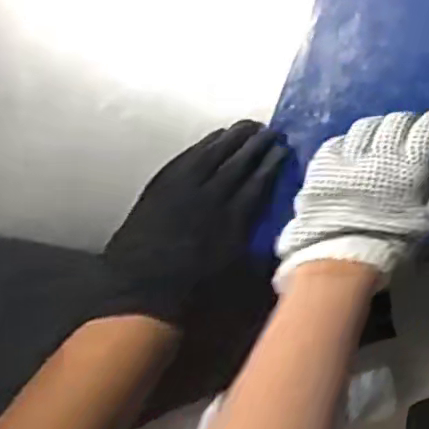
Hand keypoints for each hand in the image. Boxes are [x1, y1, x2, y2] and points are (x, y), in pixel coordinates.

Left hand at [101, 120, 286, 324]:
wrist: (138, 302)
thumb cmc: (194, 294)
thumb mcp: (242, 275)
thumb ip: (266, 250)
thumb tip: (291, 236)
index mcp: (234, 216)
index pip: (260, 178)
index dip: (273, 161)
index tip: (284, 147)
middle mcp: (211, 197)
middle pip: (239, 160)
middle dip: (257, 142)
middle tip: (271, 129)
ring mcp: (181, 191)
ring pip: (212, 153)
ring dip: (232, 137)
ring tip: (247, 126)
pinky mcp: (158, 191)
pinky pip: (185, 158)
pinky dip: (203, 145)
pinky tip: (213, 139)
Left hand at [273, 111, 428, 288]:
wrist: (340, 262)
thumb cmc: (396, 239)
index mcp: (412, 163)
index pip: (428, 125)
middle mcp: (382, 151)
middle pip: (398, 119)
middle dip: (408, 122)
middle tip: (410, 135)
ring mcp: (351, 155)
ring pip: (368, 124)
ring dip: (379, 127)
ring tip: (381, 139)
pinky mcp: (323, 164)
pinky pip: (339, 139)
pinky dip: (350, 141)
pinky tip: (355, 151)